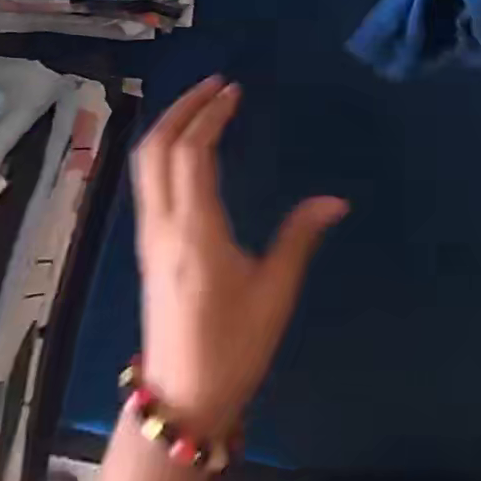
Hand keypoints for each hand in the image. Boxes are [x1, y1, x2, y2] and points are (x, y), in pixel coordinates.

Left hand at [131, 76, 347, 436]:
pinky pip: (146, 179)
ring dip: (169, 124)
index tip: (234, 91)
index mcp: (195, 230)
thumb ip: (299, 239)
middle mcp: (162, 223)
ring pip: (145, 161)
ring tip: (201, 104)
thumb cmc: (232, 347)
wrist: (181, 396)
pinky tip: (186, 146)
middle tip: (216, 84)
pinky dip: (163, 147)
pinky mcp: (146, 243)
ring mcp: (148, 232)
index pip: (192, 153)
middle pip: (157, 146)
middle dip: (183, 107)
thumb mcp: (274, 294)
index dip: (211, 115)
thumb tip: (335, 200)